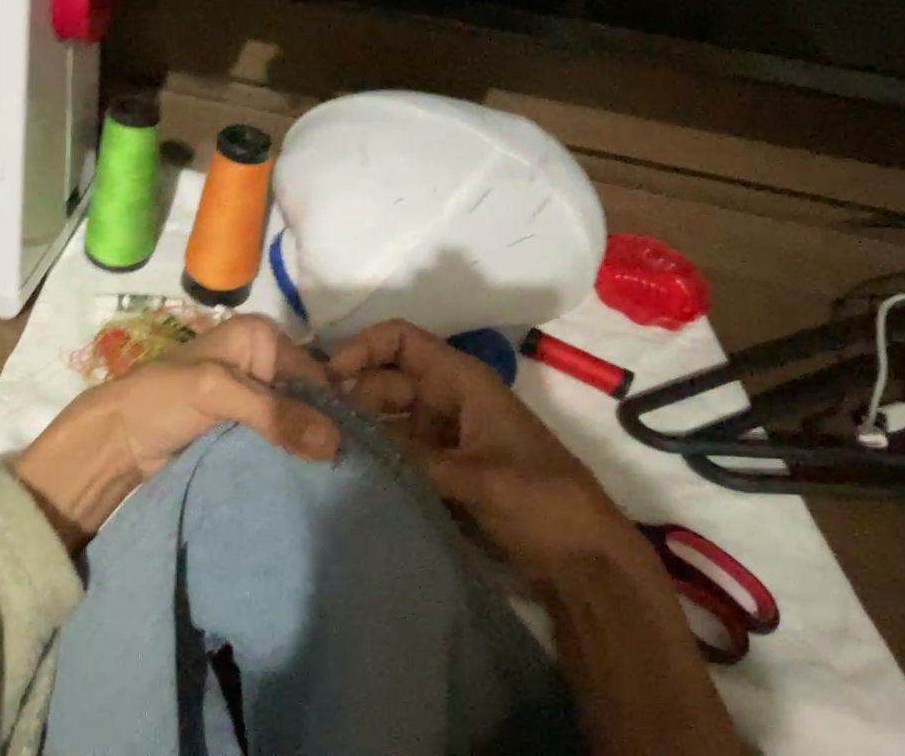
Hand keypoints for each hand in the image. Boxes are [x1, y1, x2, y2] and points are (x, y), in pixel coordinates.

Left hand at [13, 315, 339, 551]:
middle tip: (347, 470)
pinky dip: (289, 458)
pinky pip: (278, 441)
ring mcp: (252, 398)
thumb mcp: (216, 394)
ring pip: (295, 422)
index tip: (351, 450)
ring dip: (307, 448)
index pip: (314, 373)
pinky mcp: (243, 429)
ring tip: (334, 481)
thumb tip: (334, 442)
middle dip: (322, 430)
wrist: (116, 439)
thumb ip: (274, 414)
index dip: (331, 409)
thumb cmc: (160, 400)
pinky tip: (307, 481)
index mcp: (259, 336)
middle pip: (308, 397)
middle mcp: (261, 361)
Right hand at [328, 320, 642, 585]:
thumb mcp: (476, 478)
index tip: (327, 379)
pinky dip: (374, 457)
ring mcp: (442, 434)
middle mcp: (447, 399)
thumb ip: (409, 458)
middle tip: (319, 431)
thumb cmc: (541, 504)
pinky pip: (395, 450)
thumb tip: (344, 441)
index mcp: (463, 382)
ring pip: (386, 417)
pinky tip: (348, 473)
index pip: (401, 341)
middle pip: (384, 381)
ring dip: (360, 431)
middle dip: (352, 398)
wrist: (584, 563)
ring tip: (327, 453)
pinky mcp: (439, 468)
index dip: (362, 348)